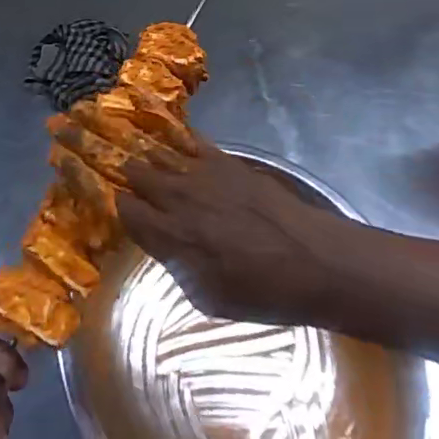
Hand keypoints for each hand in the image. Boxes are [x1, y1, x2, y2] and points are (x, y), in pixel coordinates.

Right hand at [120, 136, 354, 326]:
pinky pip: (189, 140)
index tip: (126, 210)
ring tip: (150, 161)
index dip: (120, 206)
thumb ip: (175, 266)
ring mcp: (199, 174)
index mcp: (171, 235)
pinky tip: (177, 143)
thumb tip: (163, 245)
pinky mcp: (223, 159)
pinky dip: (178, 141)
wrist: (318, 262)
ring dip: (151, 159)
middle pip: (133, 172)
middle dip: (131, 178)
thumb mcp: (210, 298)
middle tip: (136, 186)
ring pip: (156, 153)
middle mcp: (177, 198)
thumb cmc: (265, 292)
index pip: (124, 208)